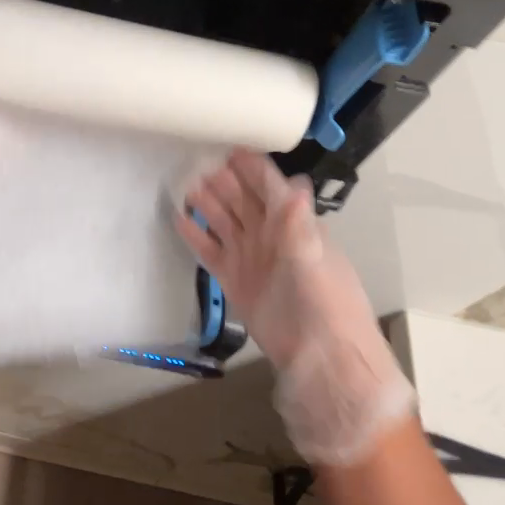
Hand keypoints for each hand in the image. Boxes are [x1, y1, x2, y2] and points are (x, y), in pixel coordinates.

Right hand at [175, 150, 414, 465]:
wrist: (321, 357)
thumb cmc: (326, 306)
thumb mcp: (314, 262)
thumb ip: (299, 225)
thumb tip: (295, 184)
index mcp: (294, 226)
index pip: (269, 187)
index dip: (251, 167)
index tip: (228, 146)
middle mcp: (270, 236)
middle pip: (241, 199)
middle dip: (222, 179)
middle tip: (196, 159)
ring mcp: (250, 257)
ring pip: (223, 220)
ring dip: (206, 202)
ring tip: (183, 182)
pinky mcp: (233, 280)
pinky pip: (210, 250)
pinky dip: (195, 235)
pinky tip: (178, 219)